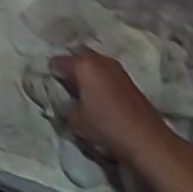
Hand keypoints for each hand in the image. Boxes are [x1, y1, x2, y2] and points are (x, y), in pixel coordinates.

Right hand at [51, 51, 176, 164]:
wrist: (145, 137)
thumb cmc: (106, 125)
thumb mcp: (76, 120)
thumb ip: (65, 106)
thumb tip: (64, 101)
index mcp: (83, 65)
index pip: (59, 61)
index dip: (50, 70)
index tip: (47, 80)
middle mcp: (99, 59)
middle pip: (79, 54)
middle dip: (70, 63)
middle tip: (63, 79)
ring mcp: (116, 67)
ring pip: (94, 61)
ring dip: (86, 69)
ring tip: (79, 86)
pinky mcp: (127, 78)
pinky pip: (105, 70)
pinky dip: (98, 76)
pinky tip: (96, 91)